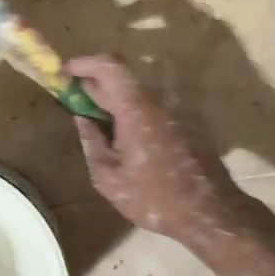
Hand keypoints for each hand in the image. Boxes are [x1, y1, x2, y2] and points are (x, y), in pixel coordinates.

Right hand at [67, 54, 250, 244]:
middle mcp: (159, 101)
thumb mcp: (108, 177)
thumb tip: (81, 119)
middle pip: (122, 78)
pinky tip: (126, 141)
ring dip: (114, 102)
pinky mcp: (187, 123)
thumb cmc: (154, 198)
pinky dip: (132, 114)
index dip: (83, 63)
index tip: (64, 74)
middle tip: (74, 102)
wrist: (210, 212)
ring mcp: (176, 111)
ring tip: (99, 127)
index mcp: (136, 109)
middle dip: (94, 85)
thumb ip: (91, 142)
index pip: (109, 65)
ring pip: (137, 95)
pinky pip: (152, 109)